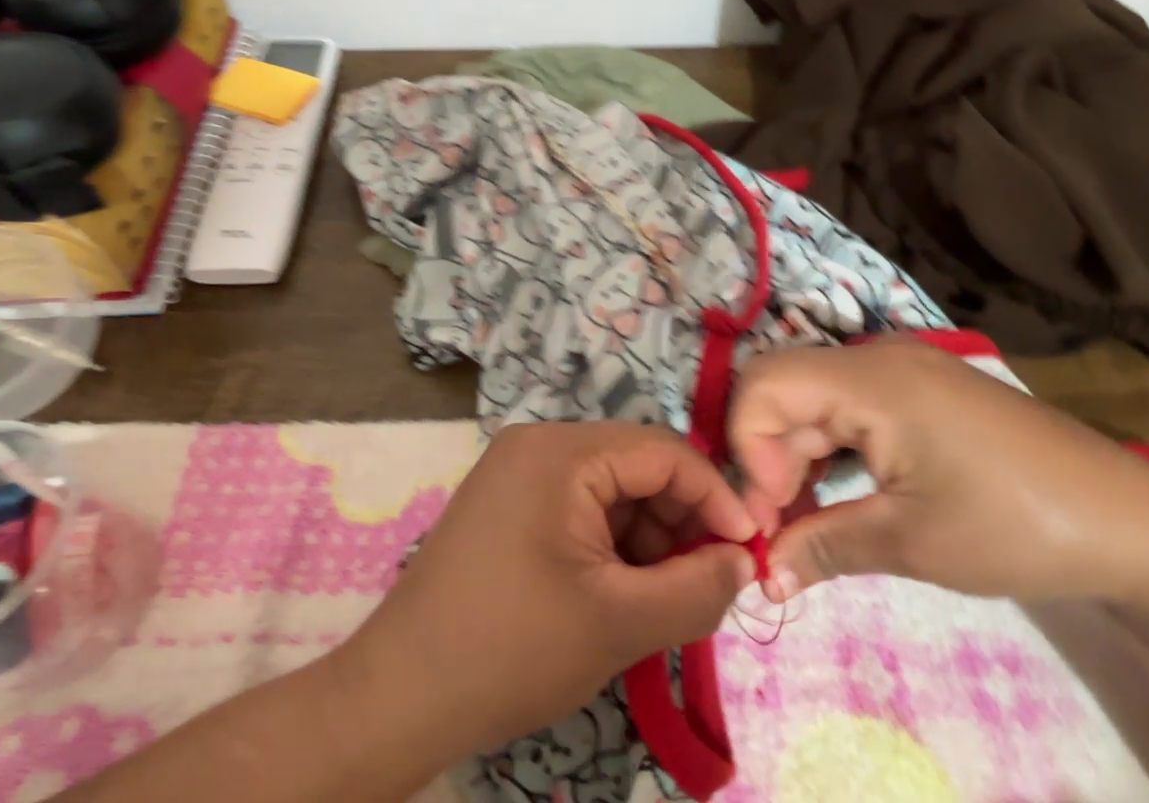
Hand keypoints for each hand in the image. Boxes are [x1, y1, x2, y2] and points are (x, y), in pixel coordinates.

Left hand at [338, 421, 756, 757]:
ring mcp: (517, 479)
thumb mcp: (622, 622)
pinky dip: (615, 550)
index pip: (665, 453)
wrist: (400, 699)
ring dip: (651, 542)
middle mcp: (537, 448)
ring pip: (613, 495)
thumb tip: (744, 562)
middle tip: (709, 584)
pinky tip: (625, 597)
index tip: (748, 553)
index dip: (716, 499)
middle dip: (682, 524)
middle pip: (638, 469)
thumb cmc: (512, 649)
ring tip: (665, 602)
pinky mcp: (508, 512)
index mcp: (560, 452)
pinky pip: (581, 514)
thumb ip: (699, 588)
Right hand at [729, 338, 1148, 603]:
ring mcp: (906, 374)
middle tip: (780, 537)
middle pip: (786, 394)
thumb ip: (820, 547)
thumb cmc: (1015, 525)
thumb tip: (760, 576)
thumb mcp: (909, 541)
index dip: (749, 449)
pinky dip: (832, 457)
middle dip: (769, 462)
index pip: (763, 385)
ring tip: (807, 531)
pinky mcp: (924, 396)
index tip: (772, 517)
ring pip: (815, 406)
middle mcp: (881, 360)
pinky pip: (851, 414)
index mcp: (873, 379)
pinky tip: (838, 504)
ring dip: (798, 464)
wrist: (1130, 524)